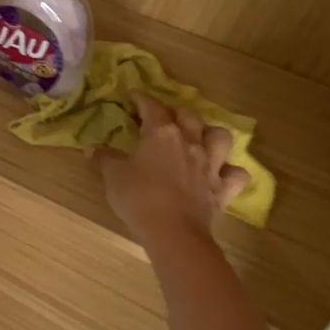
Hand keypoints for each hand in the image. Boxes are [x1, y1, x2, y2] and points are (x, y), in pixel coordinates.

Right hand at [93, 94, 250, 253]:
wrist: (174, 233)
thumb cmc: (139, 197)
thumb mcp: (113, 175)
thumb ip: (105, 157)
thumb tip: (94, 148)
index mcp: (162, 134)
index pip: (152, 107)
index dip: (141, 99)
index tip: (132, 97)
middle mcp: (190, 143)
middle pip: (188, 116)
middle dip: (175, 111)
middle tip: (163, 117)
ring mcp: (211, 165)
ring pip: (220, 137)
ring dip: (210, 133)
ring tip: (199, 137)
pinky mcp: (223, 189)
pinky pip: (236, 173)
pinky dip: (230, 170)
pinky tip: (220, 172)